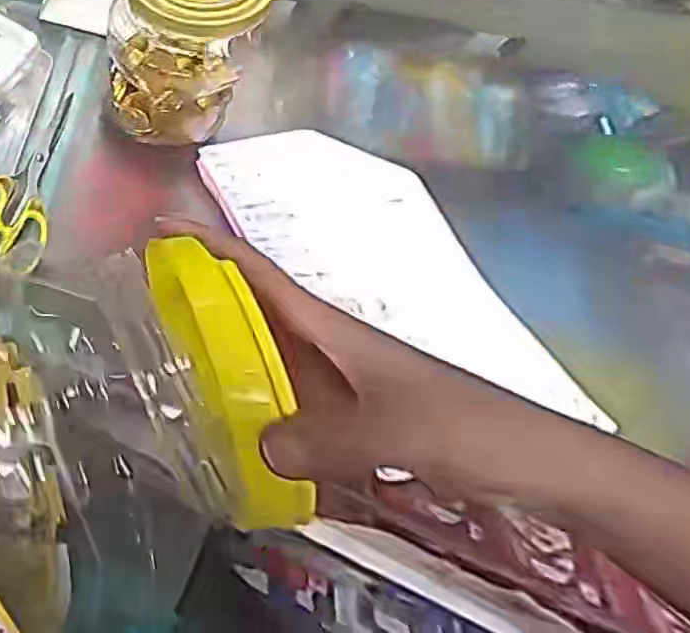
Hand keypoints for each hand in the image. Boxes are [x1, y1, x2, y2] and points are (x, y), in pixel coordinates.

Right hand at [157, 217, 689, 632]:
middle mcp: (320, 342)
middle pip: (247, 306)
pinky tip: (235, 426)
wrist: (542, 462)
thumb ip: (325, 441)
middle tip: (147, 298)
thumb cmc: (468, 425)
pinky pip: (281, 396)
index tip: (161, 228)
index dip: (208, 243)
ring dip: (220, 350)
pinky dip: (252, 400)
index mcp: (325, 325)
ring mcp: (331, 376)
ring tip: (172, 361)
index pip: (255, 270)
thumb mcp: (394, 432)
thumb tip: (257, 448)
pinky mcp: (343, 410)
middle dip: (198, 292)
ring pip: (261, 352)